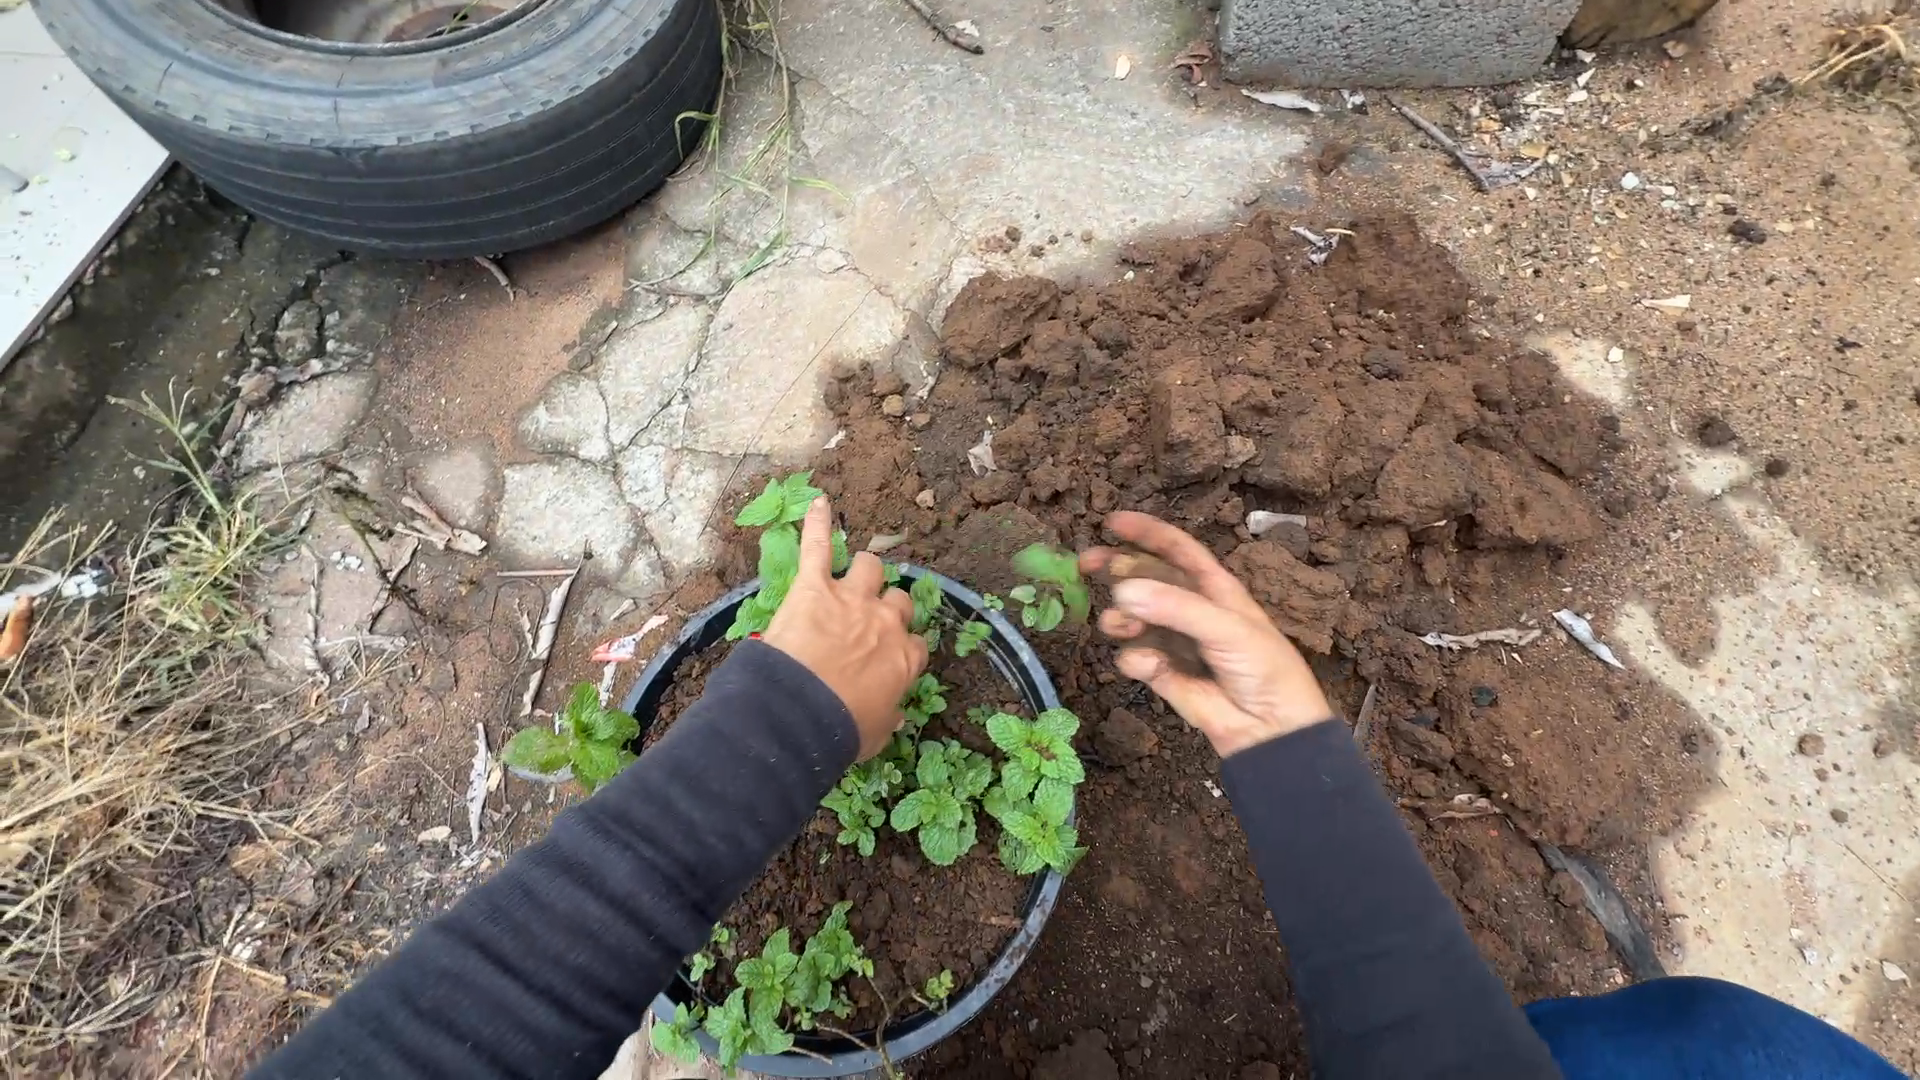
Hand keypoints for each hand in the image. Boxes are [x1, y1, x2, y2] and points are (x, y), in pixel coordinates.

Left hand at [763, 497, 927, 759]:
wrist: (801, 713)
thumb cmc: (839, 729)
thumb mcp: (875, 733)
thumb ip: (887, 718)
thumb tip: (893, 718)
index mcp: (903, 658)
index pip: (916, 643)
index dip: (902, 647)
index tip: (891, 657)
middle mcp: (885, 622)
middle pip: (897, 600)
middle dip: (888, 606)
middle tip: (871, 619)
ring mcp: (851, 599)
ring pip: (870, 568)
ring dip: (864, 573)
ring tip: (855, 576)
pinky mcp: (816, 586)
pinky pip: (820, 546)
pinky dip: (818, 524)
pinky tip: (819, 503)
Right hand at [1082, 512, 1332, 757]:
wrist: (1269, 730)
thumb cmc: (1263, 668)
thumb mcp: (1227, 627)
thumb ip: (1176, 607)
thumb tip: (1121, 591)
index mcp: (1213, 589)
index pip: (1176, 550)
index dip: (1146, 533)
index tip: (1111, 523)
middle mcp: (1188, 610)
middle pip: (1143, 579)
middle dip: (1114, 569)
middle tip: (1085, 563)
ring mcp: (1172, 641)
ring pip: (1130, 618)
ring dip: (1119, 617)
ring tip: (1117, 625)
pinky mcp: (1160, 673)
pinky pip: (1133, 657)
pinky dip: (1133, 658)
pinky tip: (1148, 666)